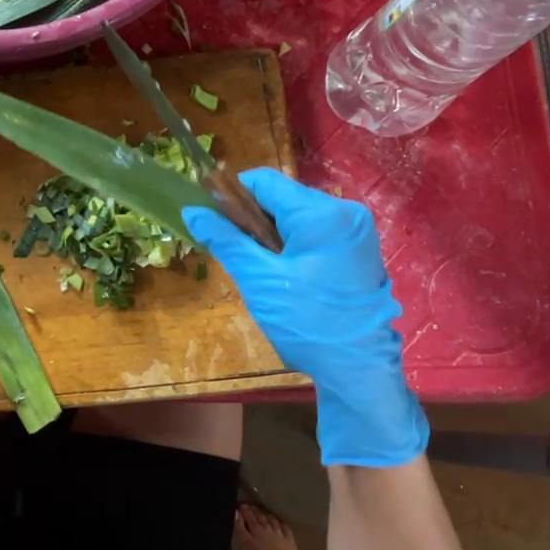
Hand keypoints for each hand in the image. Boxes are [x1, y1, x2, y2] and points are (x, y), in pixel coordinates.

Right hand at [182, 170, 426, 468]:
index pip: (265, 181)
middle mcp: (344, 212)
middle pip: (281, 196)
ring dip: (269, 232)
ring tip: (255, 264)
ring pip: (295, 214)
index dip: (231, 194)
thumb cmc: (307, 321)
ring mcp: (355, 231)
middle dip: (250, 217)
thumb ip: (226, 240)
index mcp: (322, 214)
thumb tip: (191, 211)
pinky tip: (279, 270)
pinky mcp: (356, 249)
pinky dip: (289, 243)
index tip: (211, 218)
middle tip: (232, 249)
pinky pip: (312, 231)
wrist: (357, 369)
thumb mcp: (259, 280)